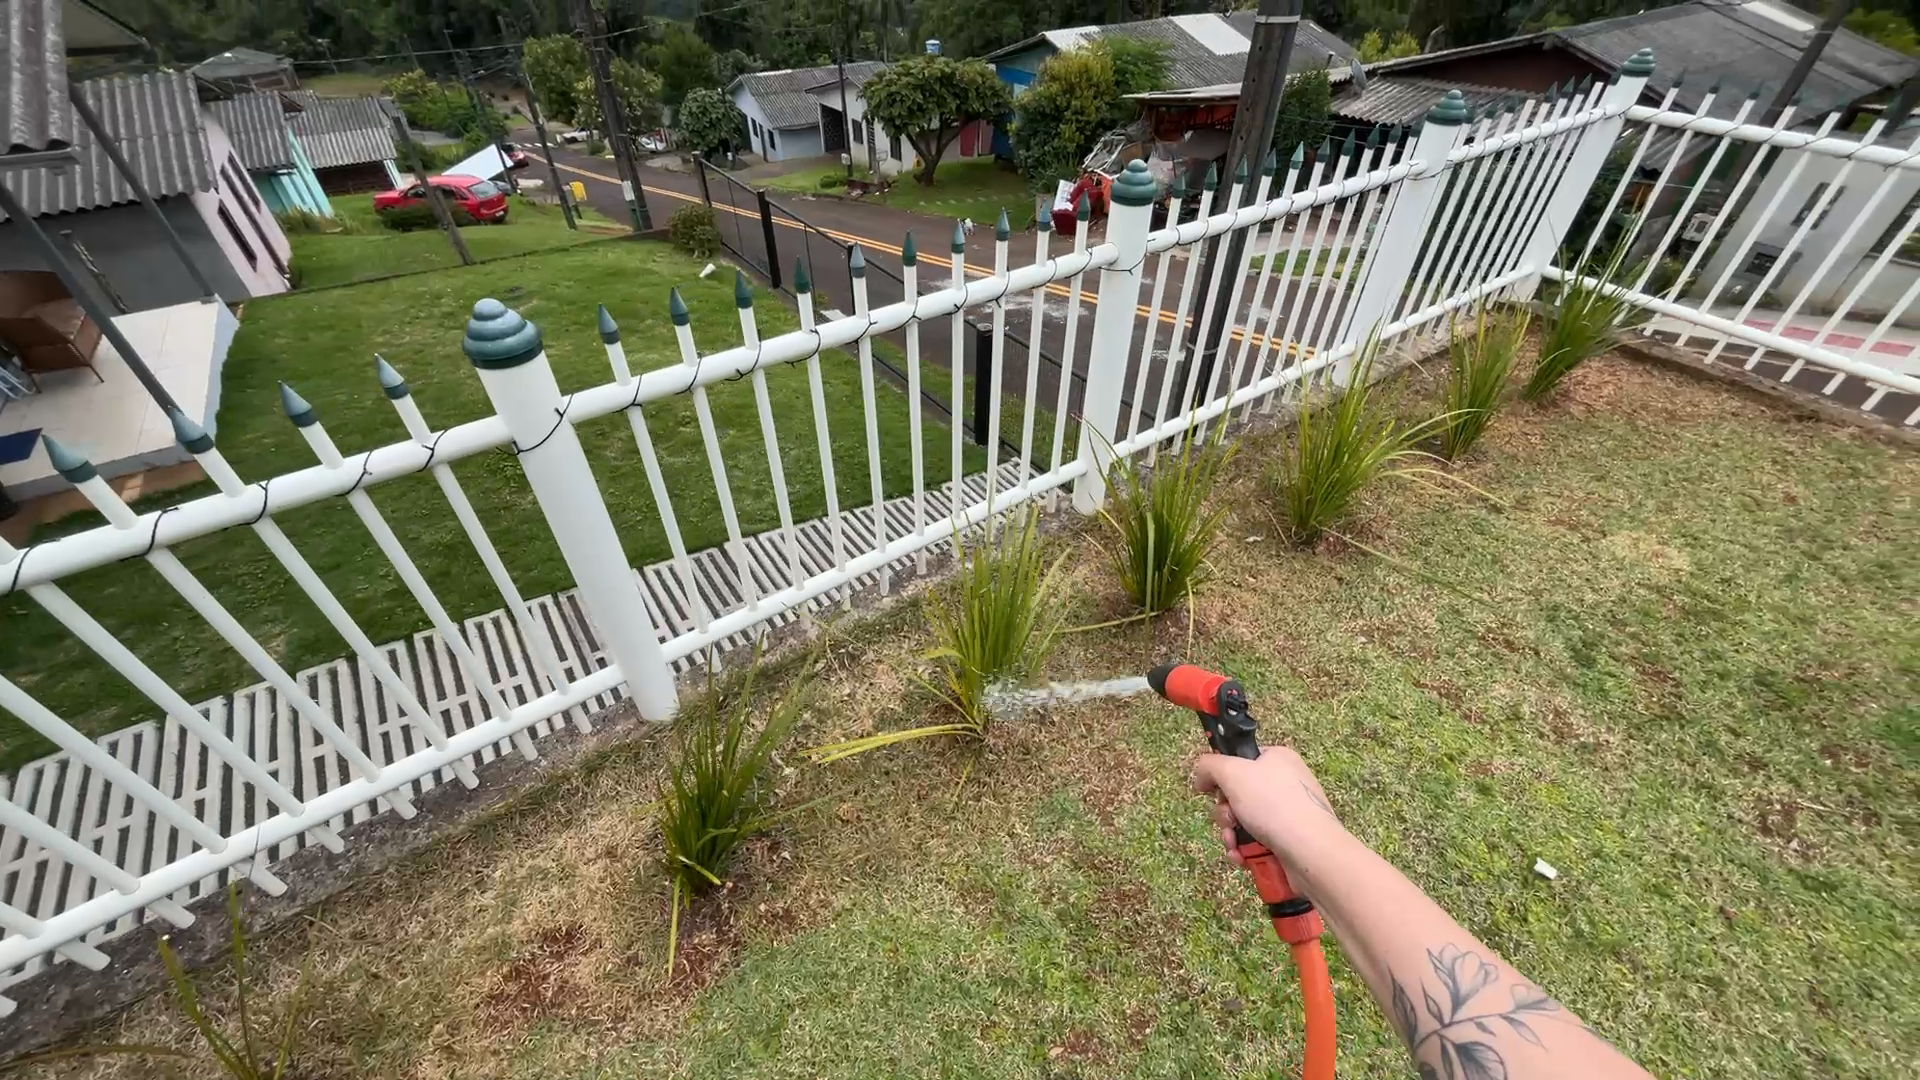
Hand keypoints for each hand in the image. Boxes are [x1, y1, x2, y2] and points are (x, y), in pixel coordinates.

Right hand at [1191, 746, 1344, 866]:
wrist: (1312, 852)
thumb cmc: (1273, 804)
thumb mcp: (1231, 772)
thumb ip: (1208, 765)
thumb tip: (1202, 777)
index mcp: (1278, 758)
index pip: (1241, 759)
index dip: (1222, 775)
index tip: (1213, 790)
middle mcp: (1286, 782)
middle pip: (1238, 793)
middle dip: (1224, 812)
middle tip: (1228, 820)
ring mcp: (1291, 813)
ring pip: (1244, 819)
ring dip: (1231, 833)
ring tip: (1233, 844)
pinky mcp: (1291, 840)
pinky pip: (1258, 840)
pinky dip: (1245, 849)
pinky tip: (1242, 857)